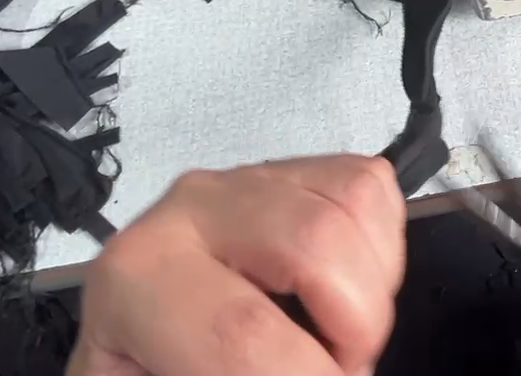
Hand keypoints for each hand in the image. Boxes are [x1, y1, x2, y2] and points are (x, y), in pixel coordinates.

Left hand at [68, 155, 405, 375]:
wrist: (137, 348)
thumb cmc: (151, 371)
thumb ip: (234, 370)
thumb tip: (328, 372)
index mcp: (138, 277)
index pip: (244, 334)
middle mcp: (195, 204)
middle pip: (316, 240)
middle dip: (355, 325)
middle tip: (342, 370)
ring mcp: (253, 176)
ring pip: (354, 201)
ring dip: (374, 284)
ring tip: (340, 336)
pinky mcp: (298, 166)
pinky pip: (370, 184)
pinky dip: (382, 245)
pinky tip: (348, 290)